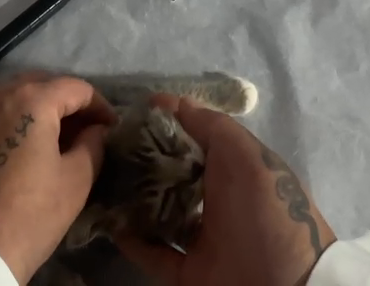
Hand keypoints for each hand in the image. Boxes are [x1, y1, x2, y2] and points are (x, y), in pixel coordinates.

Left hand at [0, 73, 116, 282]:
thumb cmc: (30, 213)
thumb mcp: (75, 181)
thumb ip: (93, 145)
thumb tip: (96, 130)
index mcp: (32, 99)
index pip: (76, 88)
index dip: (99, 105)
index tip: (112, 128)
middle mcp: (1, 93)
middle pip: (45, 84)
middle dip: (70, 103)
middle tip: (89, 132)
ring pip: (19, 95)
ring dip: (44, 109)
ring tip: (61, 140)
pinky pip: (0, 111)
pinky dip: (19, 118)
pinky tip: (30, 147)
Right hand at [118, 96, 335, 285]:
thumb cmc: (267, 215)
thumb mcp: (247, 157)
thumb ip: (211, 126)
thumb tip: (169, 102)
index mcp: (237, 169)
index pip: (196, 137)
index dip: (167, 122)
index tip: (132, 111)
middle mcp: (219, 200)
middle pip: (175, 172)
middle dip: (145, 158)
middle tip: (109, 144)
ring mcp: (204, 239)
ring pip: (160, 211)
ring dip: (134, 197)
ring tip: (102, 176)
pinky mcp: (188, 274)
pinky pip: (153, 253)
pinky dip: (131, 240)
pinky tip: (109, 219)